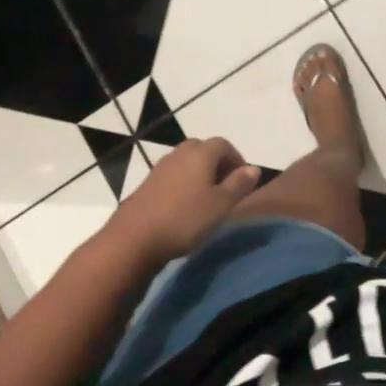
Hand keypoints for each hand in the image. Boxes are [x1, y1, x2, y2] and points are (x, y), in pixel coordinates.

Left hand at [100, 138, 260, 266]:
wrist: (131, 241)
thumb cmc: (184, 219)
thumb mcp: (221, 205)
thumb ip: (239, 184)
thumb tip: (254, 168)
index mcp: (200, 154)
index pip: (224, 144)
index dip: (236, 159)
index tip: (243, 180)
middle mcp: (178, 155)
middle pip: (202, 149)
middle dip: (216, 163)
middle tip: (225, 186)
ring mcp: (158, 170)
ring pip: (184, 163)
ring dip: (198, 174)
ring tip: (205, 198)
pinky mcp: (144, 188)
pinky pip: (171, 178)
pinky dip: (181, 185)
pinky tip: (183, 208)